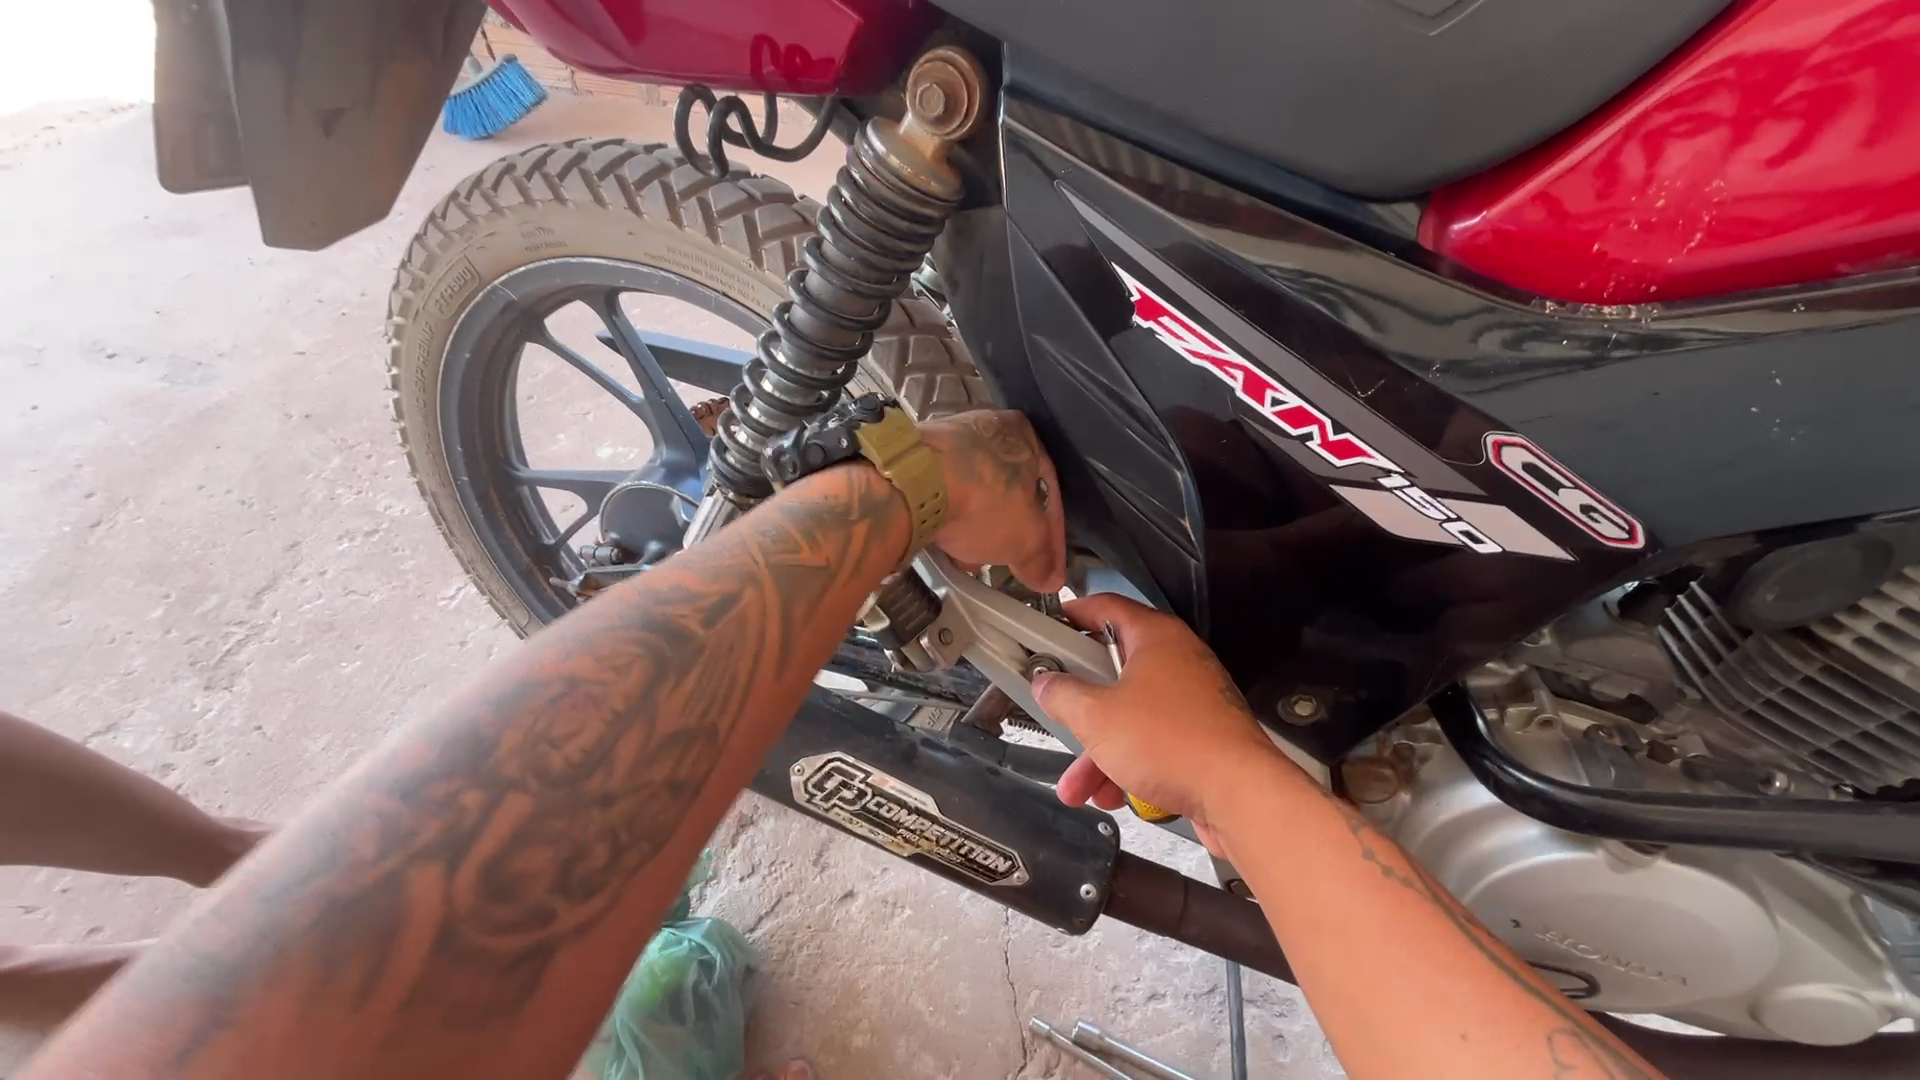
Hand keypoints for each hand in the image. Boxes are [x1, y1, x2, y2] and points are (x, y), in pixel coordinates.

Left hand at [918, 411, 1065, 591]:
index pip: (1048, 491)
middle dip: (1007, 532)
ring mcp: (947, 437)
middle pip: (1008, 491)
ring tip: (968, 558)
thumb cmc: (982, 499)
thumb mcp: (1025, 538)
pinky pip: (941, 491)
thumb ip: (1040, 558)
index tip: (1044, 564)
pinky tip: (942, 543)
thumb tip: (1050, 577)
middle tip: (1005, 561)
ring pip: (973, 492)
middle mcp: (987, 426)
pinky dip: (947, 517)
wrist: (911, 481)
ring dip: (974, 528)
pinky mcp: (915, 454)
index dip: (1050, 536)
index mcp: (1025, 434)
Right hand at [1031, 593, 1289, 850]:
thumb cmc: (1173, 742)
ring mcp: (1192, 700)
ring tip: (1076, 785)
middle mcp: (1177, 661)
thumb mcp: (1096, 716)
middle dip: (1080, 705)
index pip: (1106, 607)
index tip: (1046, 628)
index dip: (1071, 614)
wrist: (1239, 796)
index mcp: (1155, 638)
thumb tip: (1047, 684)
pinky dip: (1128, 764)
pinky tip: (1110, 793)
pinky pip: (1153, 742)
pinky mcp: (1202, 737)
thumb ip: (1062, 695)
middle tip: (1055, 711)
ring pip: (1130, 715)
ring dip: (1099, 750)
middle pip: (1113, 670)